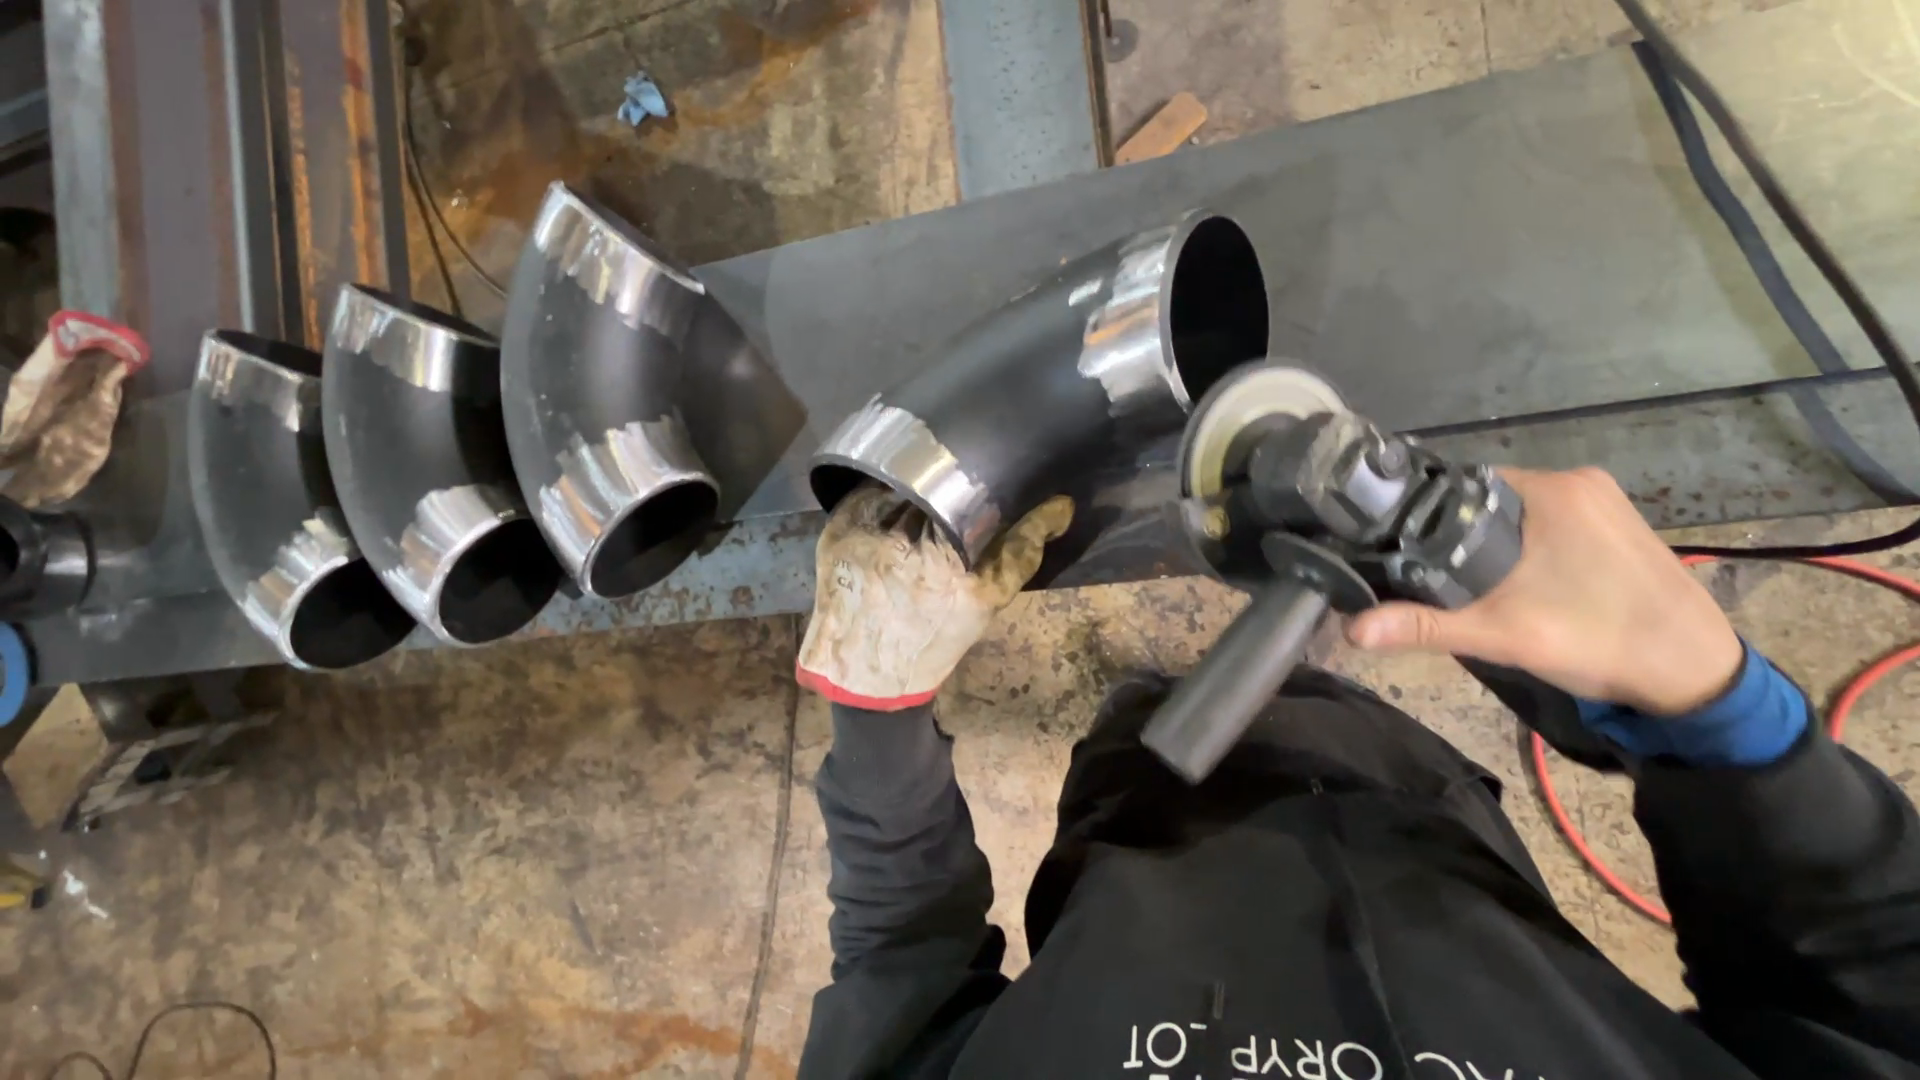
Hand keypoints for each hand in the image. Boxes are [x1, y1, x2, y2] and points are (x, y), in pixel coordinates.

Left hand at [796, 484, 1073, 709]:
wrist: (865, 669)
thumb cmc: (934, 638)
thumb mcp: (989, 600)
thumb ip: (1024, 548)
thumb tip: (1059, 506)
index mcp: (945, 554)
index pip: (975, 492)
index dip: (985, 480)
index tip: (995, 479)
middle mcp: (902, 533)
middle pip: (938, 480)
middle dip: (951, 483)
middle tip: (959, 491)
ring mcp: (865, 526)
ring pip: (903, 481)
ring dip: (919, 487)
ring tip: (928, 502)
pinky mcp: (838, 525)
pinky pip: (871, 491)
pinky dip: (887, 498)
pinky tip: (894, 516)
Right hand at [1346, 466, 1742, 714]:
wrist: (1696, 676)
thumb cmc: (1600, 641)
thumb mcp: (1502, 634)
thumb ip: (1425, 626)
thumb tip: (1352, 629)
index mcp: (1553, 490)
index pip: (1460, 486)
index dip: (1422, 515)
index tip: (1392, 544)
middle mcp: (1578, 481)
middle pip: (1486, 499)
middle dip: (1454, 533)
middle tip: (1424, 574)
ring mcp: (1602, 501)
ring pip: (1515, 512)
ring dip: (1488, 541)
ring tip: (1461, 579)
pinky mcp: (1616, 523)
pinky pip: (1545, 522)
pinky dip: (1520, 544)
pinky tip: (1510, 578)